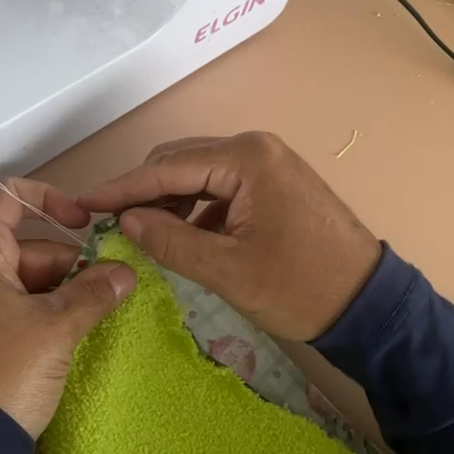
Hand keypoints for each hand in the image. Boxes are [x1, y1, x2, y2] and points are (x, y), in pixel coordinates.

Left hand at [0, 179, 136, 437]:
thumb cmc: (0, 371)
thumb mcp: (55, 328)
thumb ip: (94, 293)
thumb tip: (125, 272)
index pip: (12, 196)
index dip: (52, 200)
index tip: (85, 226)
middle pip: (27, 245)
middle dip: (71, 264)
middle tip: (109, 291)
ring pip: (22, 280)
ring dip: (60, 294)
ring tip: (95, 318)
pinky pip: (9, 309)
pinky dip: (40, 314)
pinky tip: (69, 337)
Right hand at [78, 132, 381, 340]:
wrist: (371, 305)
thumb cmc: (300, 288)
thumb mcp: (227, 271)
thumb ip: (169, 241)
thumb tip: (126, 221)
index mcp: (245, 159)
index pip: (166, 168)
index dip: (121, 188)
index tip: (83, 204)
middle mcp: (254, 147)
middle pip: (180, 162)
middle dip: (143, 192)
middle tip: (110, 225)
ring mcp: (267, 162)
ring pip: (198, 173)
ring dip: (169, 201)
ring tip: (144, 235)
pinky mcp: (273, 181)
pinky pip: (220, 186)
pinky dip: (196, 207)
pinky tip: (183, 236)